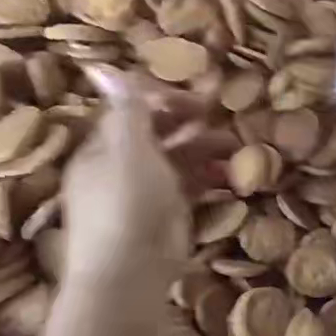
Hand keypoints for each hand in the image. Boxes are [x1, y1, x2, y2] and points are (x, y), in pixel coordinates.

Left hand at [62, 66, 221, 283]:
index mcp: (104, 146)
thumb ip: (127, 110)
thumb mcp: (128, 150)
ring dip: (205, 149)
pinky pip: (191, 186)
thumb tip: (100, 65)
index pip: (132, 110)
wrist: (130, 270)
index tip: (199, 98)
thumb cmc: (126, 204)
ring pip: (178, 160)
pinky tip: (231, 177)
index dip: (164, 99)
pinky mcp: (168, 215)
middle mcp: (121, 165)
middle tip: (224, 119)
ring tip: (236, 148)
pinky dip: (210, 177)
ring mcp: (146, 191)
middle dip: (190, 123)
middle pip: (158, 133)